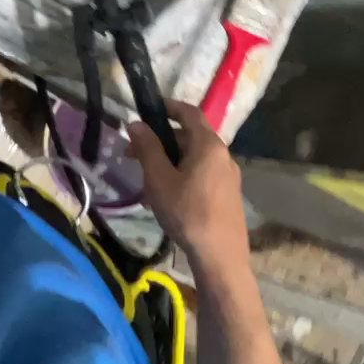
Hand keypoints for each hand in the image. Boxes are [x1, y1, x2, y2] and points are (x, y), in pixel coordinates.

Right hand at [127, 101, 248, 273]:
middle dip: (161, 139)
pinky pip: (201, 173)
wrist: (220, 257)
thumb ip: (147, 147)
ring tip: (146, 178)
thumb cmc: (187, 212)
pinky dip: (181, 173)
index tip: (147, 109)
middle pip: (190, 136)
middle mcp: (223, 155)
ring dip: (169, 159)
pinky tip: (164, 196)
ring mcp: (228, 176)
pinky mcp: (228, 194)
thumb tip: (136, 123)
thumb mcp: (158, 178)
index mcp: (208, 146)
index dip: (168, 106)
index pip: (189, 113)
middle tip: (134, 153)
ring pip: (194, 157)